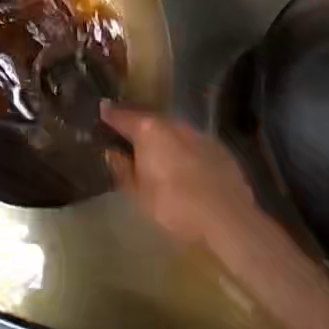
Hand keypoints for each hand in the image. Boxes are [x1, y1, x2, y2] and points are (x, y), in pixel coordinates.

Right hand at [101, 101, 260, 249]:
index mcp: (149, 131)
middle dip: (137, 125)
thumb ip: (122, 170)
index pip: (122, 117)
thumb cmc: (174, 206)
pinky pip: (193, 143)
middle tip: (127, 134)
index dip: (110, 115)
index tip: (102, 111)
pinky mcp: (220, 148)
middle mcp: (173, 124)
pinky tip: (184, 165)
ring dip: (163, 137)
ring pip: (174, 130)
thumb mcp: (138, 194)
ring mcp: (199, 134)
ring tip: (155, 151)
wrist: (226, 217)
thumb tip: (112, 153)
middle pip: (149, 119)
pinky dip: (184, 149)